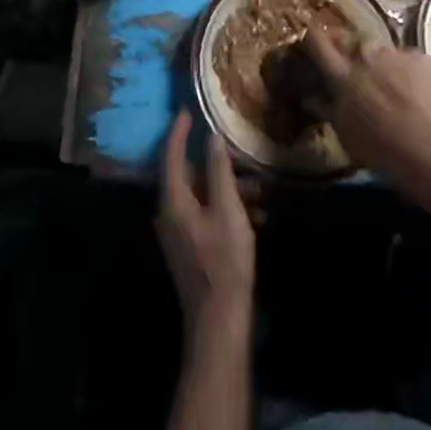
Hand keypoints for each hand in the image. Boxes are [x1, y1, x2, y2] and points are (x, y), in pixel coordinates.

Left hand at [156, 110, 254, 328]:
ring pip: (201, 196)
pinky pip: (206, 215)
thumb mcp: (228, 210)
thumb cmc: (224, 260)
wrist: (219, 318)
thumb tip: (211, 138)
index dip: (178, 132)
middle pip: (188, 176)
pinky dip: (227, 209)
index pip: (170, 156)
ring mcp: (178, 231)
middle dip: (215, 165)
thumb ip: (219, 172)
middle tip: (241, 155)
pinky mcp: (190, 246)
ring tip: (262, 190)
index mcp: (173, 200)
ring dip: (228, 189)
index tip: (187, 111)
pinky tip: (257, 215)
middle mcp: (169, 212)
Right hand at [302, 30, 430, 209]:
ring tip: (391, 87)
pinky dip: (405, 71)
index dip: (311, 38)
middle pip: (351, 40)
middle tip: (355, 73)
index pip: (317, 43)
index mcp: (342, 77)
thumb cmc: (386, 152)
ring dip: (379, 63)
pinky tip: (415, 92)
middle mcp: (367, 57)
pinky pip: (406, 58)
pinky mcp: (422, 57)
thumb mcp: (348, 137)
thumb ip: (328, 110)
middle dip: (349, 51)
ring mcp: (397, 55)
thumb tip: (311, 96)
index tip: (309, 41)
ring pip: (381, 50)